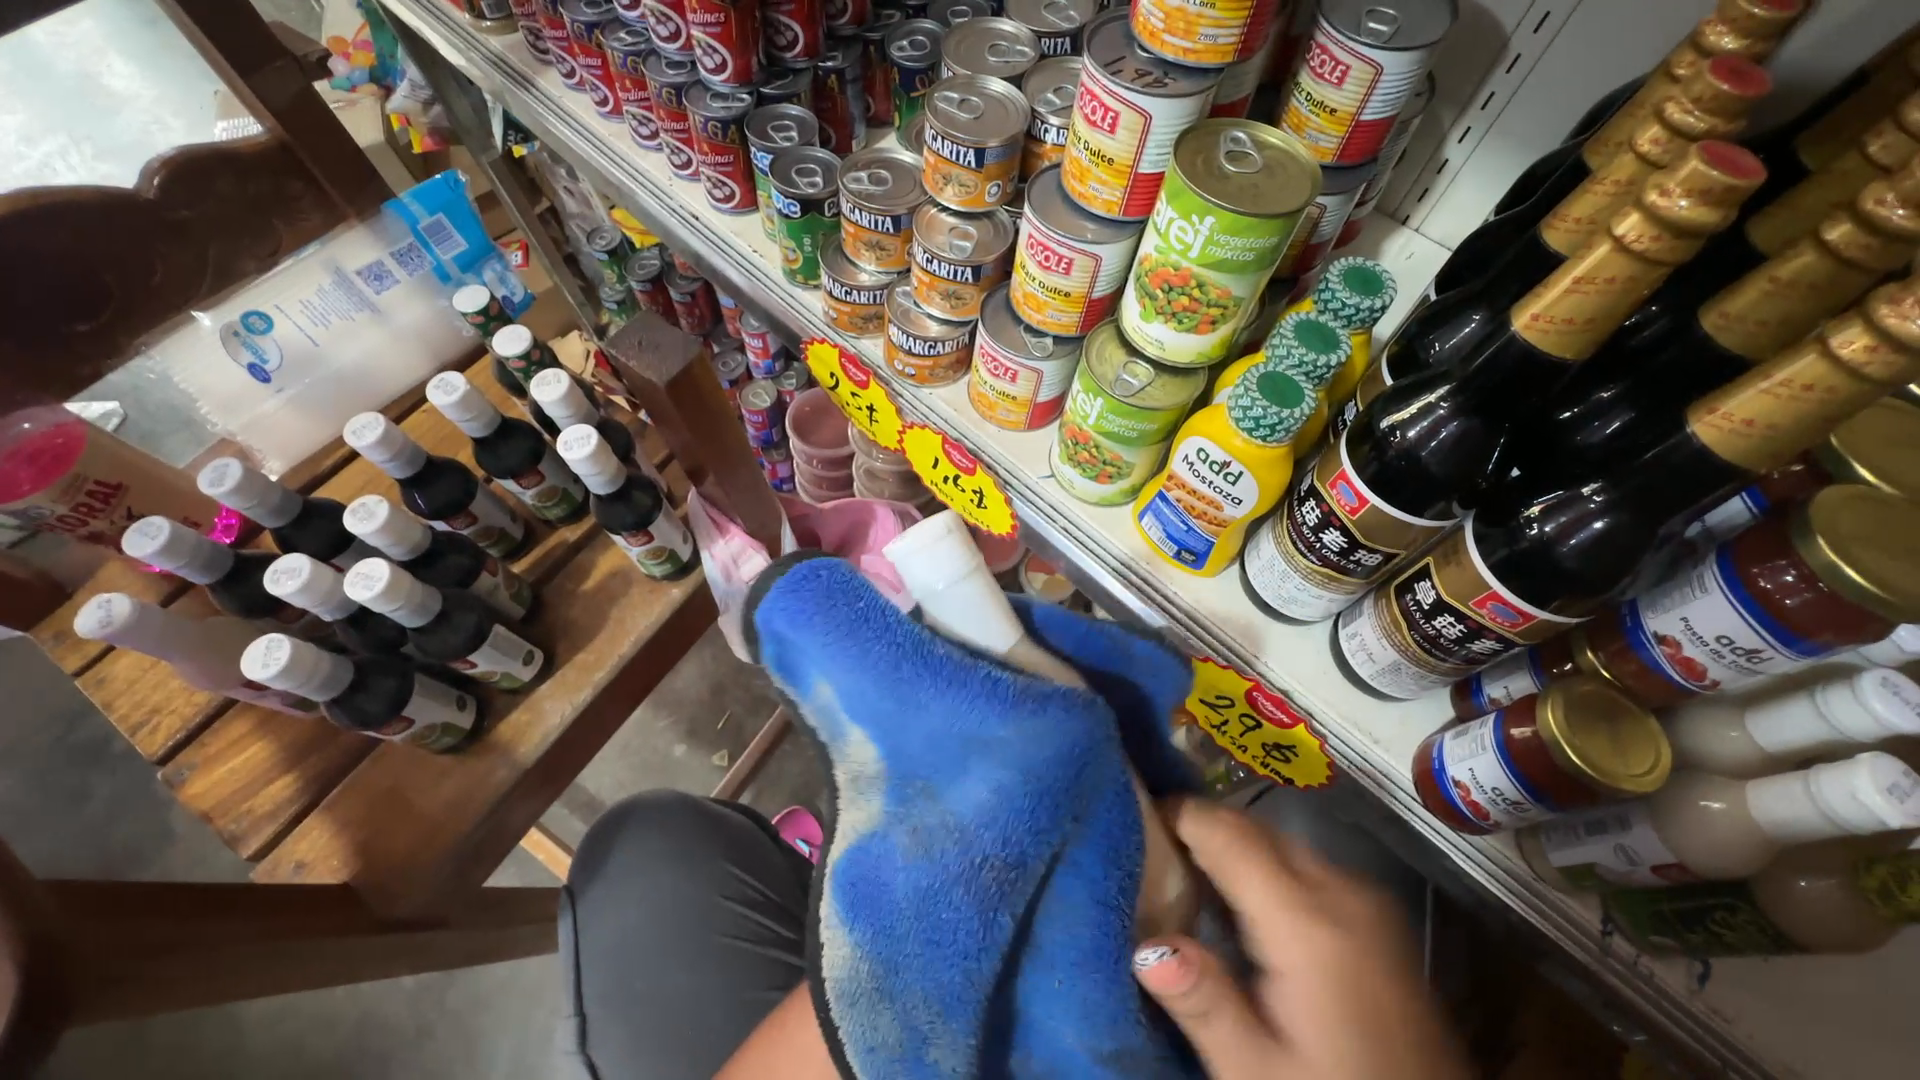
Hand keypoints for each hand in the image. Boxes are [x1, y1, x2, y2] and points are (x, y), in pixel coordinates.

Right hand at [1132, 799, 1470, 1079]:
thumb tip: (1143, 943)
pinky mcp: (1377, 922)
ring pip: (1281, 846)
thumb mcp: (1257, 1073)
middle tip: (1144, 848)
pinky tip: (1235, 906)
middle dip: (1199, 828)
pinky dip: (1262, 869)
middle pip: (1256, 831)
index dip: (1177, 814)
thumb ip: (1203, 1002)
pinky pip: (1305, 869)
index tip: (1130, 814)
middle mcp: (1343, 894)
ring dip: (1230, 848)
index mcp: (1309, 924)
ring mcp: (1367, 905)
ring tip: (1177, 872)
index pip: (1229, 834)